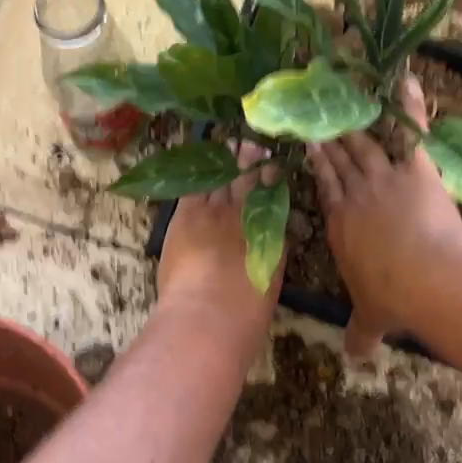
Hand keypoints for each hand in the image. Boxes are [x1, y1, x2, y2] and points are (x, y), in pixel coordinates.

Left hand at [156, 146, 281, 336]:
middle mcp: (247, 216)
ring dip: (229, 161)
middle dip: (252, 162)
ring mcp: (216, 211)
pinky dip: (200, 170)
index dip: (273, 181)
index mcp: (271, 237)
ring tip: (232, 145)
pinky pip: (195, 185)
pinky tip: (202, 157)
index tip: (274, 167)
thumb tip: (270, 240)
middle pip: (250, 181)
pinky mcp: (188, 213)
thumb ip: (268, 255)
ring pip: (224, 178)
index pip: (273, 200)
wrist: (208, 316)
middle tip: (253, 145)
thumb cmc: (242, 317)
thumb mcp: (266, 283)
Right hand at [306, 74, 461, 357]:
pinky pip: (411, 131)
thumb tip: (355, 357)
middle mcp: (356, 194)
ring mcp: (385, 176)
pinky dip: (411, 105)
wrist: (424, 275)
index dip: (319, 167)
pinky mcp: (415, 166)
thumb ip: (361, 331)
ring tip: (345, 101)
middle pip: (339, 160)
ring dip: (356, 122)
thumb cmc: (392, 296)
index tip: (310, 146)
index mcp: (341, 223)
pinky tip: (407, 80)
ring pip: (364, 143)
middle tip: (317, 115)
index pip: (326, 188)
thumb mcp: (373, 317)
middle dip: (327, 137)